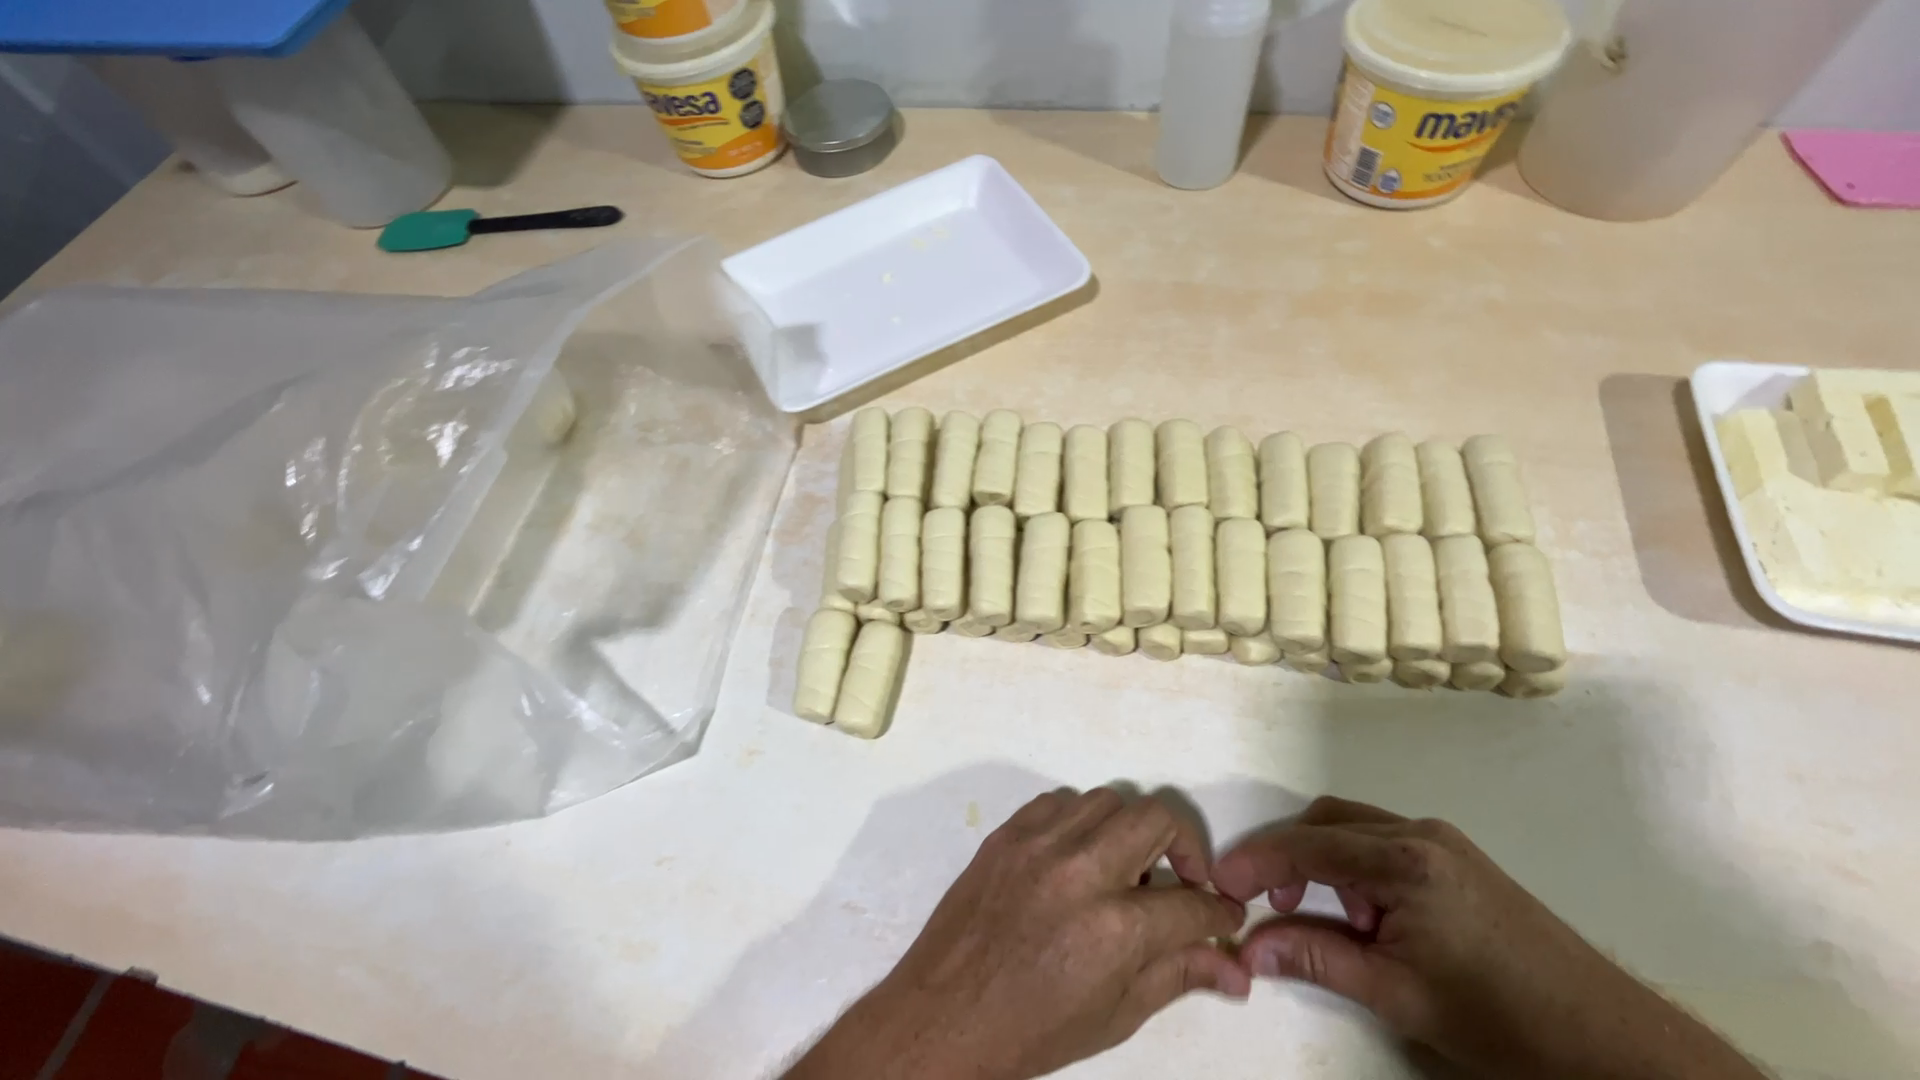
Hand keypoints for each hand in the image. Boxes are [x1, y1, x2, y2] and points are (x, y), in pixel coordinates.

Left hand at [786, 788, 1247, 1079]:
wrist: (946, 1015)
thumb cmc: (1033, 1028)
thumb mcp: (1116, 1015)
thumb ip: (1178, 976)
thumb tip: (1234, 968)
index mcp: (1114, 928)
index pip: (1192, 903)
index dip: (1219, 912)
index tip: (1222, 914)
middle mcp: (1080, 870)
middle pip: (1157, 818)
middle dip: (1185, 846)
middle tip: (1181, 878)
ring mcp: (1038, 844)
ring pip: (1108, 800)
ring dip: (1129, 830)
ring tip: (1123, 870)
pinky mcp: (1006, 834)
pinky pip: (1059, 802)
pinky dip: (1079, 822)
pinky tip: (1077, 856)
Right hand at [1214, 797, 1765, 1079]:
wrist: (1605, 1037)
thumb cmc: (1497, 1016)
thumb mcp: (1395, 994)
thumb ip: (1316, 958)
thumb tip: (1248, 948)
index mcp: (1404, 860)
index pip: (1307, 847)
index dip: (1255, 862)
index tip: (1217, 883)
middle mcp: (1420, 833)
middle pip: (1326, 822)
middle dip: (1287, 857)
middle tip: (1266, 904)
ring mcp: (1443, 842)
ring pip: (1354, 830)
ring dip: (1323, 864)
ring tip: (1326, 922)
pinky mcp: (1457, 859)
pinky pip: (1383, 845)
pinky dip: (1355, 870)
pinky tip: (1367, 919)